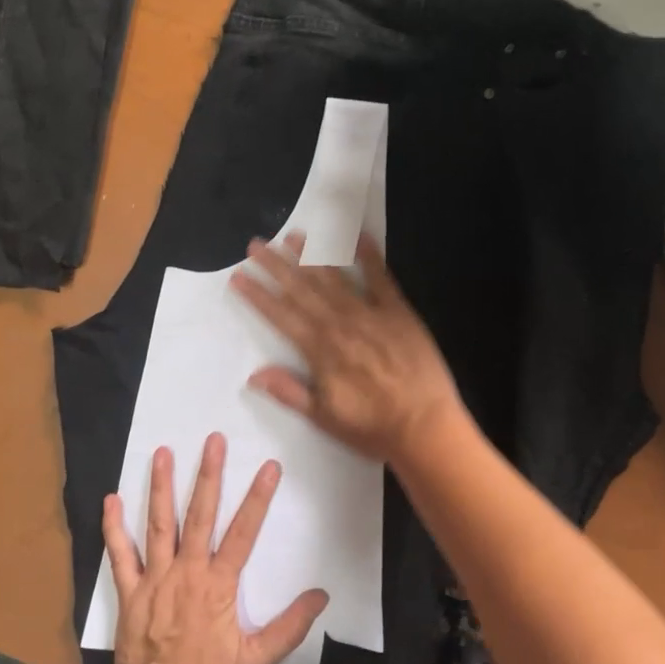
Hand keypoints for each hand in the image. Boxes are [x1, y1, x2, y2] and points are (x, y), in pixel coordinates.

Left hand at [105, 433, 328, 663]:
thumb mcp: (255, 660)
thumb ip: (288, 627)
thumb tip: (321, 596)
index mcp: (217, 586)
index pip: (243, 533)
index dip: (258, 499)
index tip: (270, 467)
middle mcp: (186, 574)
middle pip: (199, 516)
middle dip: (208, 476)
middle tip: (213, 440)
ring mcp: (154, 581)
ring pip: (159, 525)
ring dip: (161, 487)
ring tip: (163, 452)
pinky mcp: (129, 594)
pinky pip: (119, 556)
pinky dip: (113, 528)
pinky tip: (111, 500)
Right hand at [232, 233, 463, 465]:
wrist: (425, 425)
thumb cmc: (373, 427)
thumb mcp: (324, 418)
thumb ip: (289, 392)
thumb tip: (253, 374)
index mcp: (320, 350)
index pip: (280, 315)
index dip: (257, 295)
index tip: (238, 276)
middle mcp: (340, 324)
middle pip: (302, 289)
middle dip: (276, 266)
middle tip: (256, 244)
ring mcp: (370, 313)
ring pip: (334, 277)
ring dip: (313, 254)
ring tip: (294, 235)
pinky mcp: (398, 310)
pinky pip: (380, 277)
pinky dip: (369, 255)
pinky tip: (358, 235)